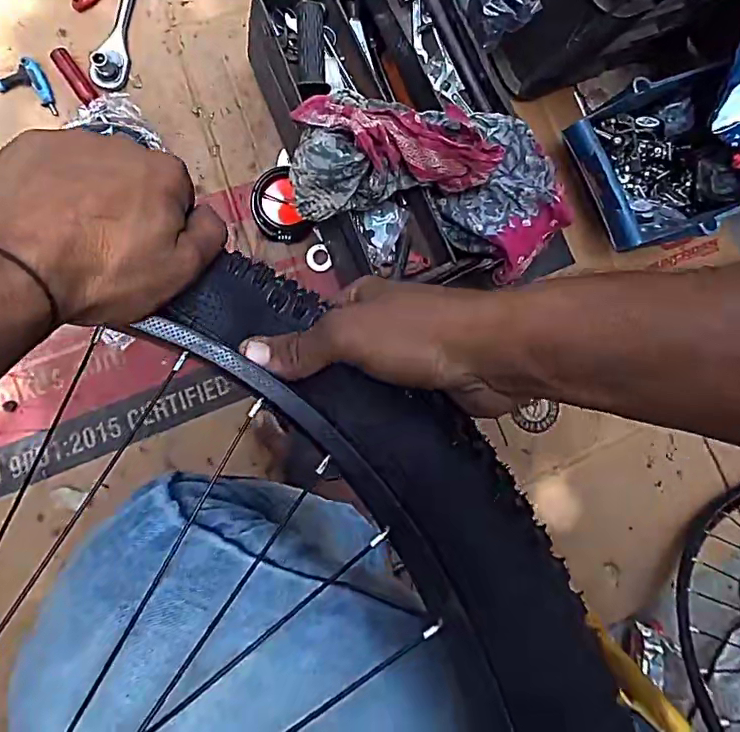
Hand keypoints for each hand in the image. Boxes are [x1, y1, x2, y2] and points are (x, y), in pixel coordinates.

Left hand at [0, 128, 228, 325]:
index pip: (174, 195)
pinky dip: (43, 187)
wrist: (10, 265)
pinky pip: (46, 166)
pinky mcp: (28, 147)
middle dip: (120, 207)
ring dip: (81, 195)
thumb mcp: (173, 274)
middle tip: (99, 248)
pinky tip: (34, 220)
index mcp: (162, 174)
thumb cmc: (90, 272)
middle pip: (130, 178)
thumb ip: (207, 239)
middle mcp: (120, 147)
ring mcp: (70, 142)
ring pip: (86, 170)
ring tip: (61, 237)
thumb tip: (211, 219)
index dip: (158, 227)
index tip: (138, 250)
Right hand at [239, 278, 515, 417]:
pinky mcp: (426, 387)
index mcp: (358, 298)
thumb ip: (301, 346)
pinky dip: (376, 420)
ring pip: (362, 385)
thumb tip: (245, 349)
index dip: (289, 351)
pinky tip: (357, 442)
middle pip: (335, 356)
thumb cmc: (416, 333)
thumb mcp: (347, 333)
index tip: (267, 387)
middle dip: (317, 385)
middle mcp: (379, 324)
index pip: (312, 324)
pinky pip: (390, 405)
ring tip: (314, 441)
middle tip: (287, 424)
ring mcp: (404, 357)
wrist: (495, 357)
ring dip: (348, 406)